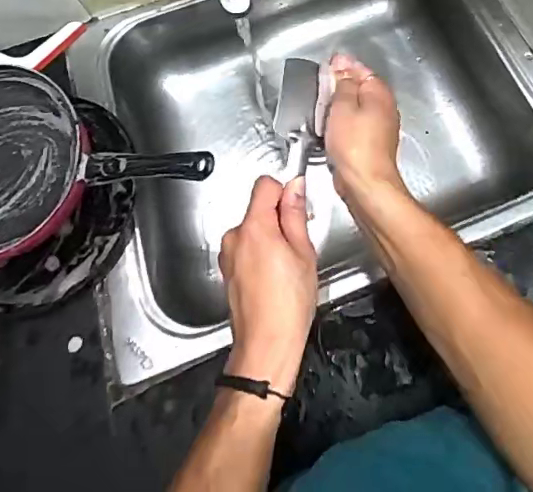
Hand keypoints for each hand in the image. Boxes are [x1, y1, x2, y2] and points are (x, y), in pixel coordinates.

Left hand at [219, 175, 317, 388]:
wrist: (266, 347)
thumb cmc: (288, 306)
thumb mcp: (304, 253)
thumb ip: (296, 214)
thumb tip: (295, 186)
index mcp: (255, 227)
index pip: (265, 184)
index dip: (285, 191)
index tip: (297, 207)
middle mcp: (235, 236)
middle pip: (259, 207)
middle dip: (279, 218)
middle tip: (298, 245)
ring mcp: (228, 254)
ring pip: (253, 229)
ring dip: (269, 238)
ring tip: (287, 267)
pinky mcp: (227, 270)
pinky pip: (246, 248)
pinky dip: (260, 254)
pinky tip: (275, 278)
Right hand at [324, 54, 406, 203]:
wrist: (366, 183)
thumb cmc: (354, 144)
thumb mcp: (342, 106)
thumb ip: (342, 83)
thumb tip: (342, 68)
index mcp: (379, 94)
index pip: (361, 70)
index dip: (343, 66)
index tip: (327, 67)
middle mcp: (384, 108)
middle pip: (360, 88)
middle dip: (340, 86)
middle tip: (321, 88)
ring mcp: (380, 127)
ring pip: (357, 108)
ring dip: (340, 107)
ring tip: (322, 108)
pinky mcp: (371, 144)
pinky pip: (355, 125)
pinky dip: (342, 124)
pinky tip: (330, 128)